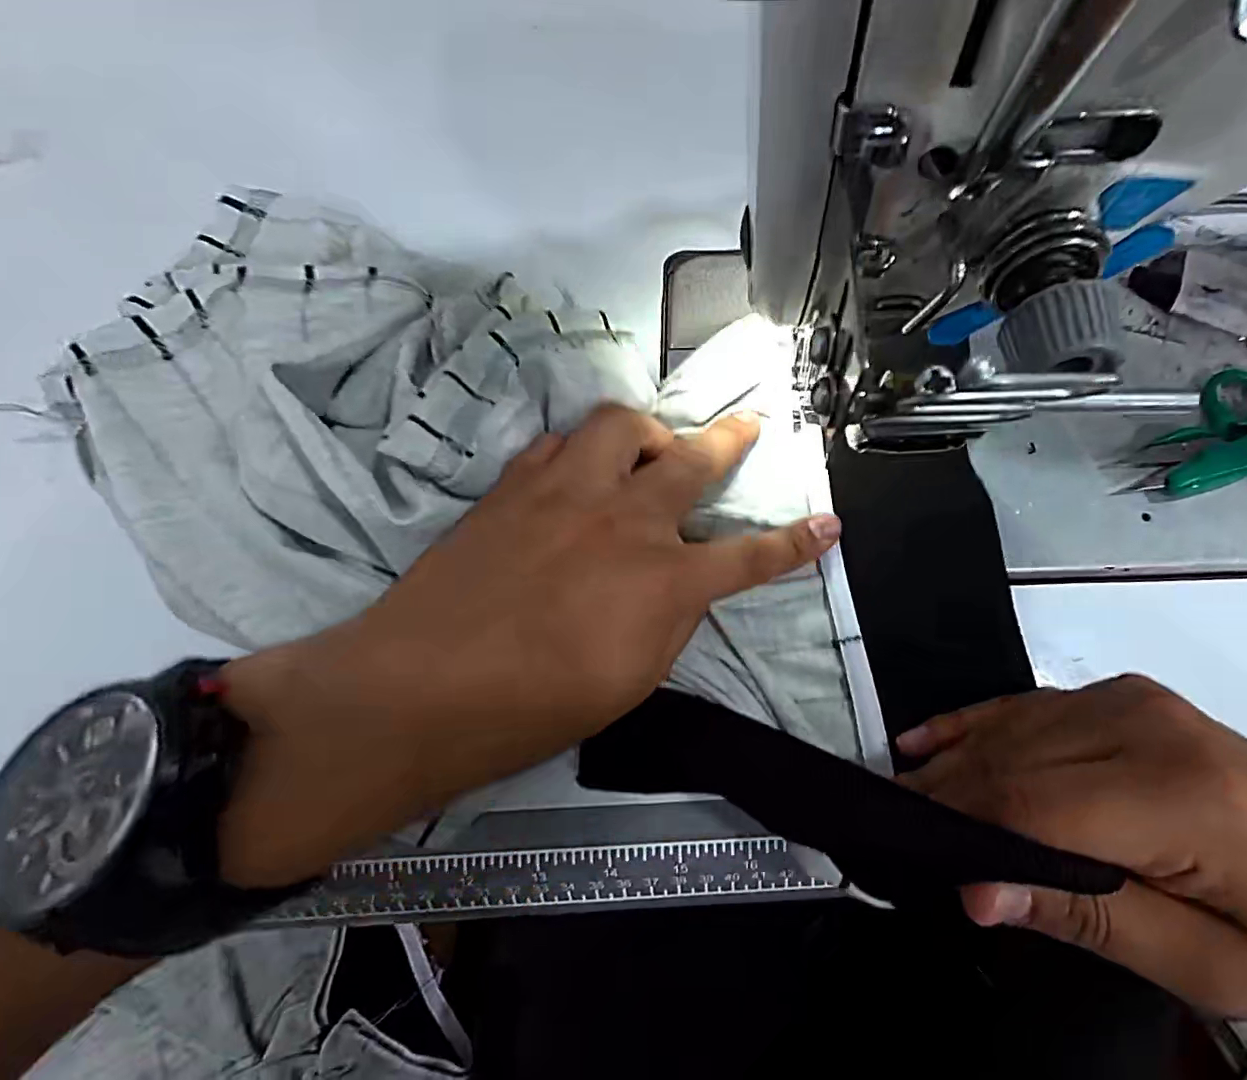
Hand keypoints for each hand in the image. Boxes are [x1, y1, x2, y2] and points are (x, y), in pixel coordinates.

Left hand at [217, 405, 840, 885]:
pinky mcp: (512, 488)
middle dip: (731, 440)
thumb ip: (671, 619)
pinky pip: (558, 445)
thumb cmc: (537, 707)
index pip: (749, 557)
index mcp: (663, 580)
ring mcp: (564, 495)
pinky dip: (581, 451)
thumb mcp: (633, 678)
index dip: (795, 542)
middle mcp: (623, 522)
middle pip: (692, 462)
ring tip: (651, 447)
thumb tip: (684, 585)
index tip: (827, 524)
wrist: (420, 691)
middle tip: (750, 423)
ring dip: (647, 431)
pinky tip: (580, 471)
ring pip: (619, 427)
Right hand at [896, 676, 1246, 1031]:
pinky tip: (935, 736)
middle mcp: (1152, 728)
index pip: (1037, 805)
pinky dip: (983, 723)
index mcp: (1180, 797)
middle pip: (1017, 759)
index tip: (911, 856)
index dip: (966, 830)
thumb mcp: (1202, 964)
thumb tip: (978, 894)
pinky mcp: (1133, 697)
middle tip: (889, 824)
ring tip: (901, 787)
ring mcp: (1140, 702)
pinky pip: (1038, 705)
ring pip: (1017, 725)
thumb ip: (1084, 915)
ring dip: (955, 758)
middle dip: (946, 792)